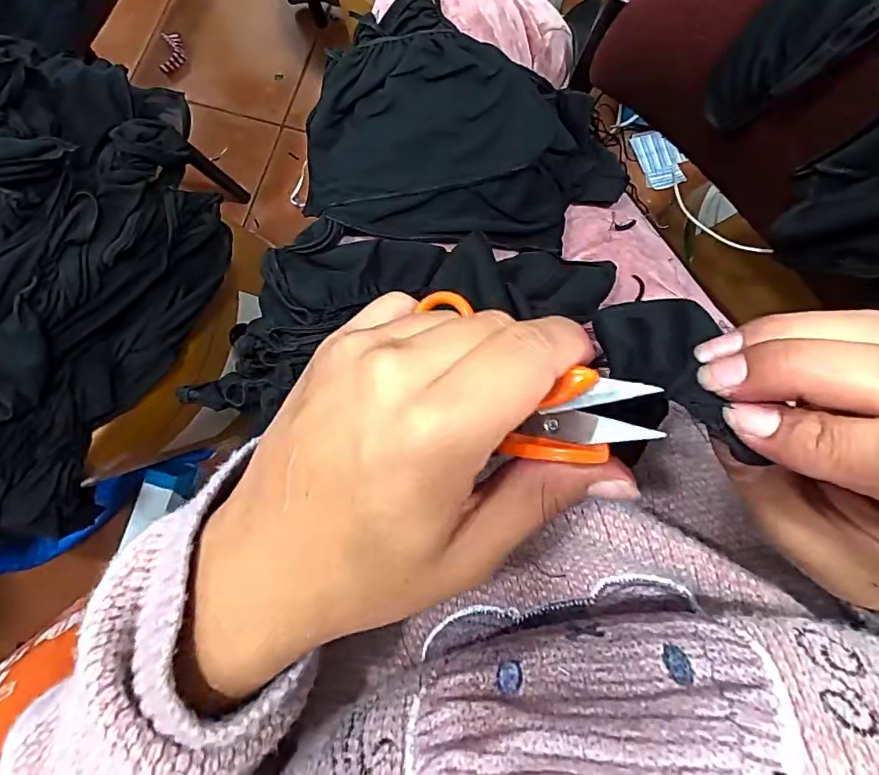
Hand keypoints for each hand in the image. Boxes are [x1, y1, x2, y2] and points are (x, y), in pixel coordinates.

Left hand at [181, 294, 638, 704]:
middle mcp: (396, 371)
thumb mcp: (469, 552)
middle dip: (531, 357)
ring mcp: (360, 347)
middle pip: (502, 326)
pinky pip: (411, 307)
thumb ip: (546, 493)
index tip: (579, 382)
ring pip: (461, 314)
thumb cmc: (369, 571)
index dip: (572, 353)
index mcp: (435, 431)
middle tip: (521, 409)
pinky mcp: (336, 339)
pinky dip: (433, 332)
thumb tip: (619, 469)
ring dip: (482, 348)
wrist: (259, 562)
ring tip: (463, 399)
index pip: (532, 349)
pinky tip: (419, 375)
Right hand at [695, 311, 878, 616]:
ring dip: (788, 336)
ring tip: (725, 353)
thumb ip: (772, 481)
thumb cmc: (873, 563)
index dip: (818, 431)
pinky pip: (871, 328)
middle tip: (716, 374)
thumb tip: (738, 414)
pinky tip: (757, 342)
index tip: (741, 421)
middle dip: (792, 365)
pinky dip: (803, 329)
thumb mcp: (813, 546)